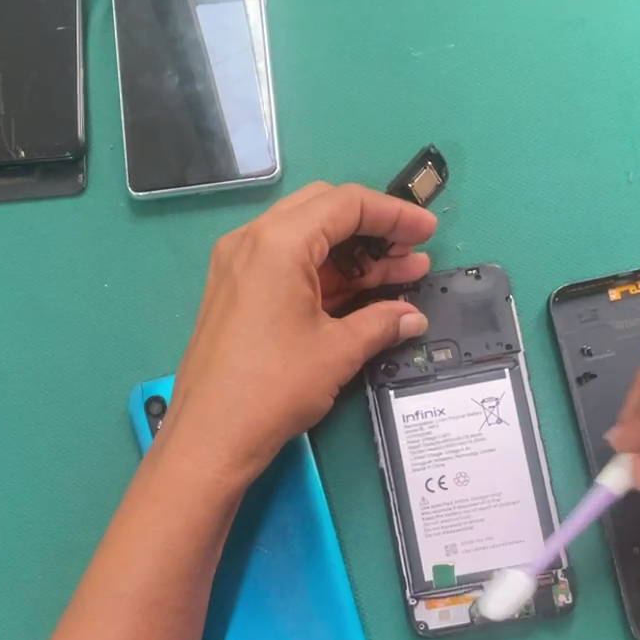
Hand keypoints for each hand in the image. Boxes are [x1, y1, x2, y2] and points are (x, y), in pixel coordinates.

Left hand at [157, 182, 437, 486]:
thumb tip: (412, 317)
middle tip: (410, 255)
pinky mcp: (235, 294)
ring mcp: (239, 267)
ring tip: (399, 277)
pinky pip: (286, 268)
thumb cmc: (274, 388)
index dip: (394, 214)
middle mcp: (252, 241)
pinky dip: (324, 277)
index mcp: (278, 241)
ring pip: (305, 242)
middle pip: (323, 212)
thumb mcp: (336, 352)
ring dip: (352, 257)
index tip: (428, 231)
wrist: (211, 436)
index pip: (345, 204)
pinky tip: (360, 296)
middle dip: (372, 231)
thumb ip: (380, 323)